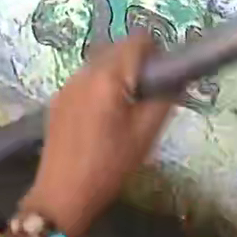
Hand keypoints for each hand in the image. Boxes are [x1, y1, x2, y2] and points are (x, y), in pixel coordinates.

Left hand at [20, 33, 173, 236]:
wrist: (62, 196)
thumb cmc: (110, 165)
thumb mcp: (146, 133)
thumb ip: (165, 98)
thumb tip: (177, 78)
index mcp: (109, 75)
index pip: (138, 40)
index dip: (157, 52)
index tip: (163, 77)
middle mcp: (86, 70)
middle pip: (119, 47)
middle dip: (137, 62)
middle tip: (148, 93)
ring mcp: (69, 83)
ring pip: (102, 61)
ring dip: (118, 72)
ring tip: (126, 106)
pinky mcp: (59, 98)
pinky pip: (87, 77)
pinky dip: (101, 84)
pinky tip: (104, 115)